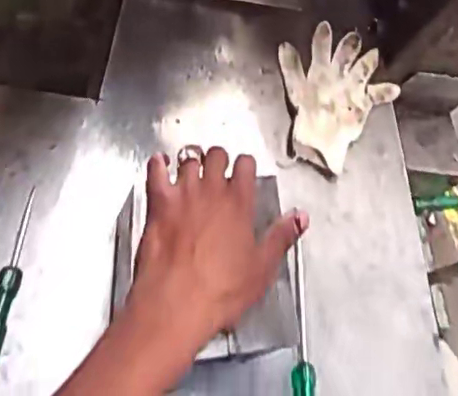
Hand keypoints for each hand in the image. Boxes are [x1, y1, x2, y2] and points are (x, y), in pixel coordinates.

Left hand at [127, 148, 306, 344]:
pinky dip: (157, 164)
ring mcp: (183, 192)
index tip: (244, 173)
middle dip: (217, 159)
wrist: (175, 303)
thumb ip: (281, 237)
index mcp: (239, 201)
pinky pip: (155, 170)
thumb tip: (301, 216)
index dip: (245, 166)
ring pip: (188, 159)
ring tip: (191, 173)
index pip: (245, 163)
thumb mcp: (261, 269)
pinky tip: (159, 165)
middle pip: (216, 153)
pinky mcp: (158, 202)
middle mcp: (212, 189)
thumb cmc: (221, 291)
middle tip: (217, 172)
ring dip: (191, 164)